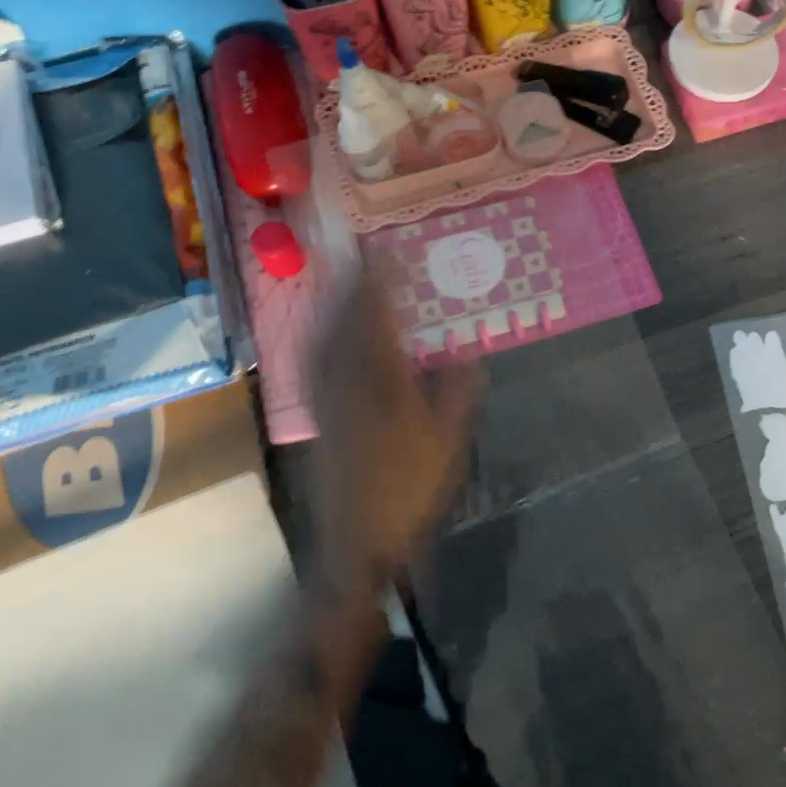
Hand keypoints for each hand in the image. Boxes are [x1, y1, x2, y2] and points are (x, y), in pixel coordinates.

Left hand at [309, 275, 481, 594]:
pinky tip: (331, 332)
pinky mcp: (316, 412)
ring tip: (348, 281)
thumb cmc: (410, 487)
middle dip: (353, 282)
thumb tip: (469, 352)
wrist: (359, 536)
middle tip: (365, 255)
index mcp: (381, 380)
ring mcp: (325, 395)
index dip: (380, 280)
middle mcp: (346, 379)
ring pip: (325, 335)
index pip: (376, 316)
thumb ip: (459, 392)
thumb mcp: (449, 441)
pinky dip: (324, 332)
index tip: (385, 250)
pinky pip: (317, 356)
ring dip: (335, 303)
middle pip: (344, 318)